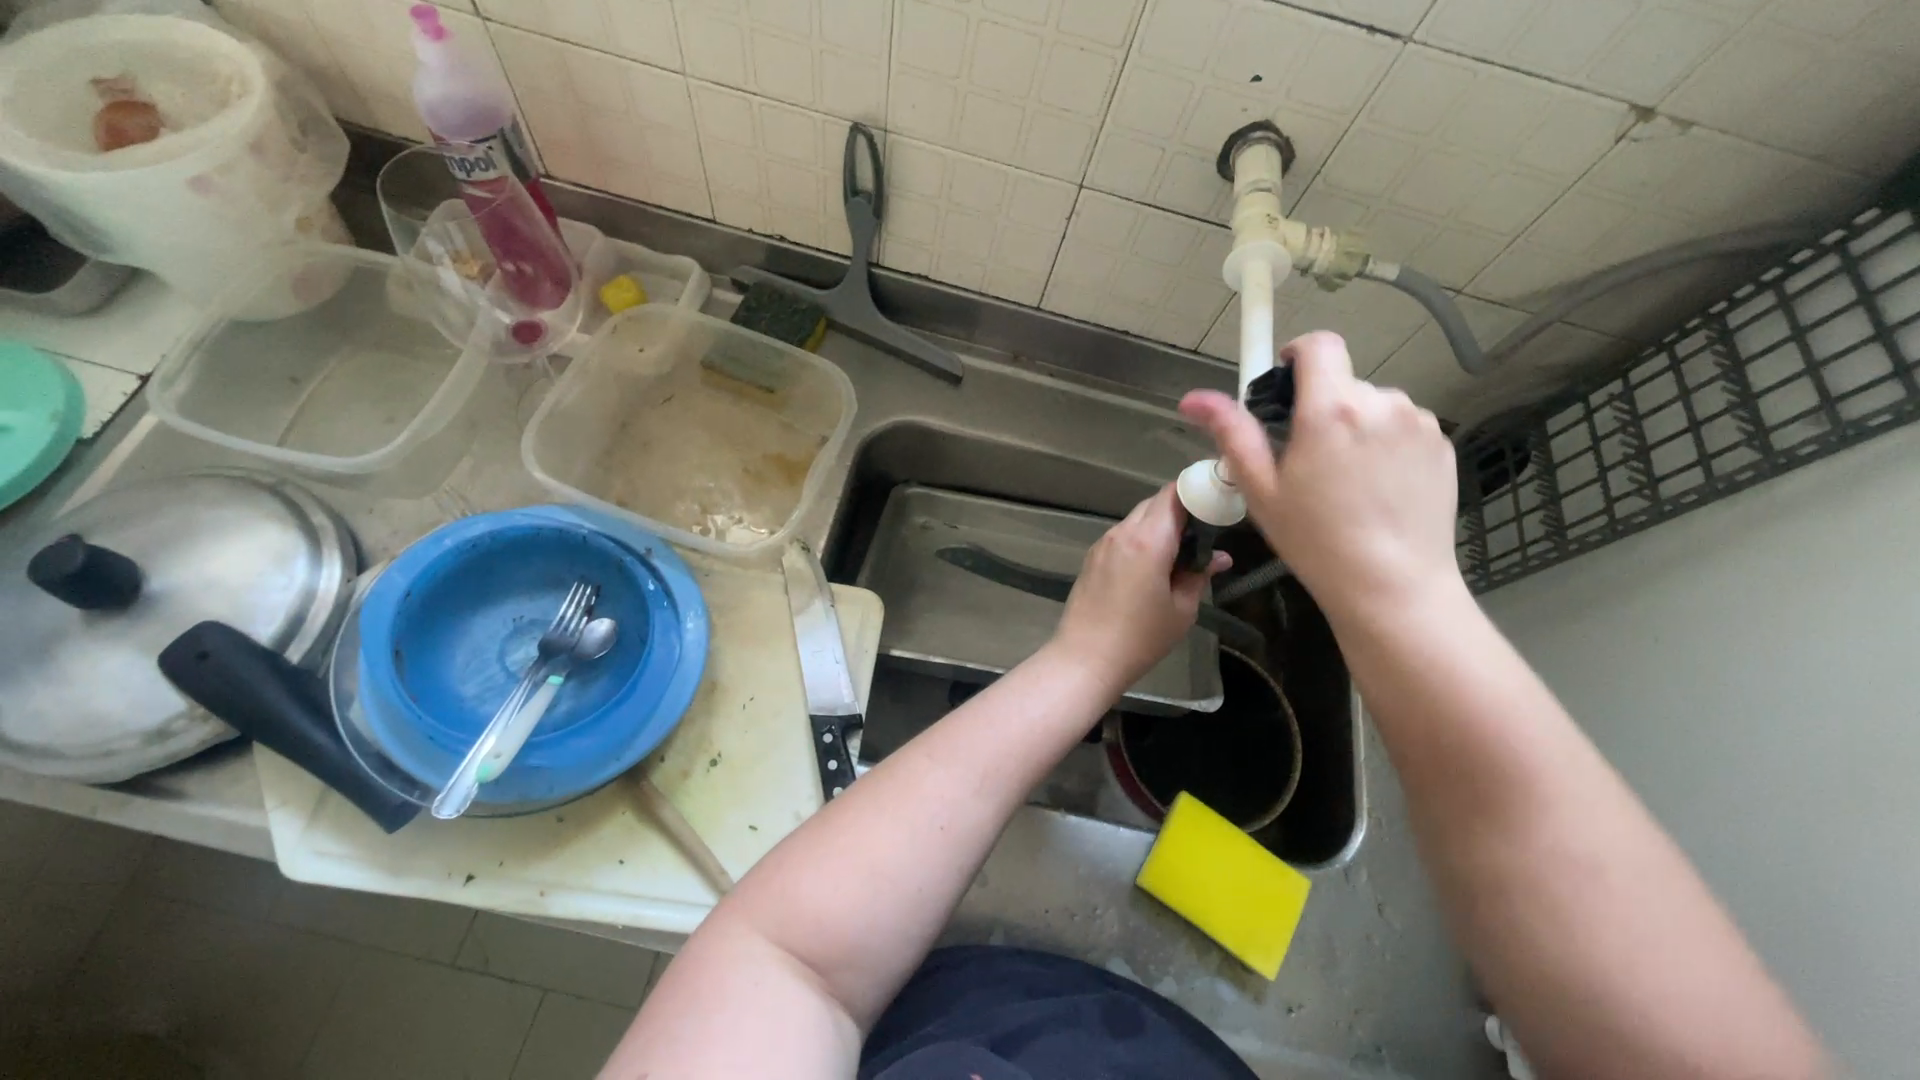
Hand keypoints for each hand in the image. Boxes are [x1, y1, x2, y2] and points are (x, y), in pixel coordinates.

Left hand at [1049, 485, 1228, 689]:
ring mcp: (1102, 544)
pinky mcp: (1091, 558)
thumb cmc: (1140, 638)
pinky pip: (1122, 537)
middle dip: (1182, 512)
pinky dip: (1141, 540)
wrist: (1085, 659)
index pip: (1175, 494)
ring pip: (1137, 519)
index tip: (1217, 506)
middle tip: (1204, 536)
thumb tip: (1219, 558)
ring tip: (1180, 555)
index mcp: (1148, 541)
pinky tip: (1152, 567)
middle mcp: (1122, 533)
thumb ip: (1199, 575)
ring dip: (1160, 527)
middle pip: (1156, 503)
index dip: (1198, 493)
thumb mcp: (1181, 609)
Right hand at [1179, 331, 1462, 624]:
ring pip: (1375, 405)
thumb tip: (1193, 398)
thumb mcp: (1261, 490)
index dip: (1298, 356)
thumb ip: (1232, 433)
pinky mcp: (1442, 444)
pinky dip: (1387, 444)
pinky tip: (1378, 487)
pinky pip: (1404, 427)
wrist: (1393, 586)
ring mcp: (1418, 422)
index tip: (1285, 388)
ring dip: (1357, 425)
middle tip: (1308, 459)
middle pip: (1343, 381)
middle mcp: (1380, 402)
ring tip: (1347, 478)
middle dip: (1322, 406)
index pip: (1319, 345)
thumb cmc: (1316, 541)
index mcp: (1330, 409)